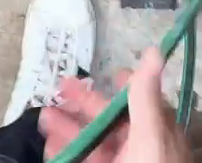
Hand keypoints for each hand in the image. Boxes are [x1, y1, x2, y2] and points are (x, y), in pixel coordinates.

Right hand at [37, 48, 192, 162]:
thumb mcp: (150, 137)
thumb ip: (145, 97)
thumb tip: (155, 50)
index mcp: (157, 135)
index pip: (141, 102)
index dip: (123, 86)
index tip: (106, 74)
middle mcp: (139, 150)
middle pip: (110, 121)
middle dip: (84, 103)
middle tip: (58, 86)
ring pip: (92, 144)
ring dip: (68, 127)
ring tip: (44, 115)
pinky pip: (83, 162)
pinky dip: (66, 153)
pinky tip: (50, 145)